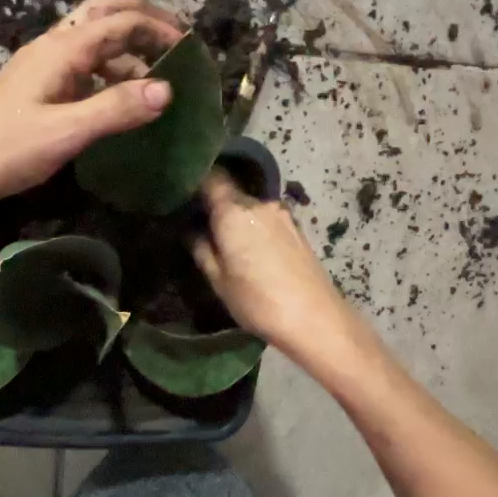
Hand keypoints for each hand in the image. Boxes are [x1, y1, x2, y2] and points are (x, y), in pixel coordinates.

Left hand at [0, 0, 184, 219]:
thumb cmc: (5, 150)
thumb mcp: (65, 132)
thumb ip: (115, 110)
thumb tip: (166, 90)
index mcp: (61, 50)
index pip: (120, 21)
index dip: (159, 29)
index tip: (192, 48)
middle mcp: (51, 50)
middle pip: (102, 17)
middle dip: (141, 23)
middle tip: (176, 43)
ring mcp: (40, 72)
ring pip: (91, 48)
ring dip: (125, 55)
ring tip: (155, 83)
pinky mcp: (34, 94)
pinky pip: (78, 73)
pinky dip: (105, 79)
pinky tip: (117, 105)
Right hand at [189, 169, 358, 356]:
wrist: (314, 318)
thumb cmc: (257, 302)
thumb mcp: (218, 281)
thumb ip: (201, 250)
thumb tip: (191, 231)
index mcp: (233, 212)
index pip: (211, 178)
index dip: (195, 182)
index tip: (182, 197)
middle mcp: (259, 204)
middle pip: (232, 193)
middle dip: (215, 206)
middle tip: (201, 227)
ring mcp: (282, 214)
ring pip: (250, 208)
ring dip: (237, 219)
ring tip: (227, 243)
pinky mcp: (297, 229)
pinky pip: (266, 220)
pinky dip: (255, 228)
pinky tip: (253, 251)